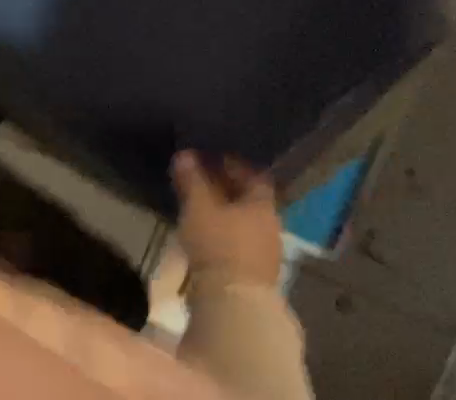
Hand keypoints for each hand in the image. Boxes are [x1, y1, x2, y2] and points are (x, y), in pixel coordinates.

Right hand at [171, 152, 283, 288]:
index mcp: (263, 206)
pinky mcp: (255, 269)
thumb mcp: (199, 206)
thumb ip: (192, 180)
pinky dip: (225, 227)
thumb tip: (185, 155)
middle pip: (250, 198)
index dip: (234, 164)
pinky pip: (240, 237)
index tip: (212, 156)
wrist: (233, 299)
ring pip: (245, 219)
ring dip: (225, 209)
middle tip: (200, 176)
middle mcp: (270, 225)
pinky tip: (206, 228)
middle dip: (226, 186)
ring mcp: (266, 250)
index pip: (255, 176)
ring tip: (199, 202)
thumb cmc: (218, 243)